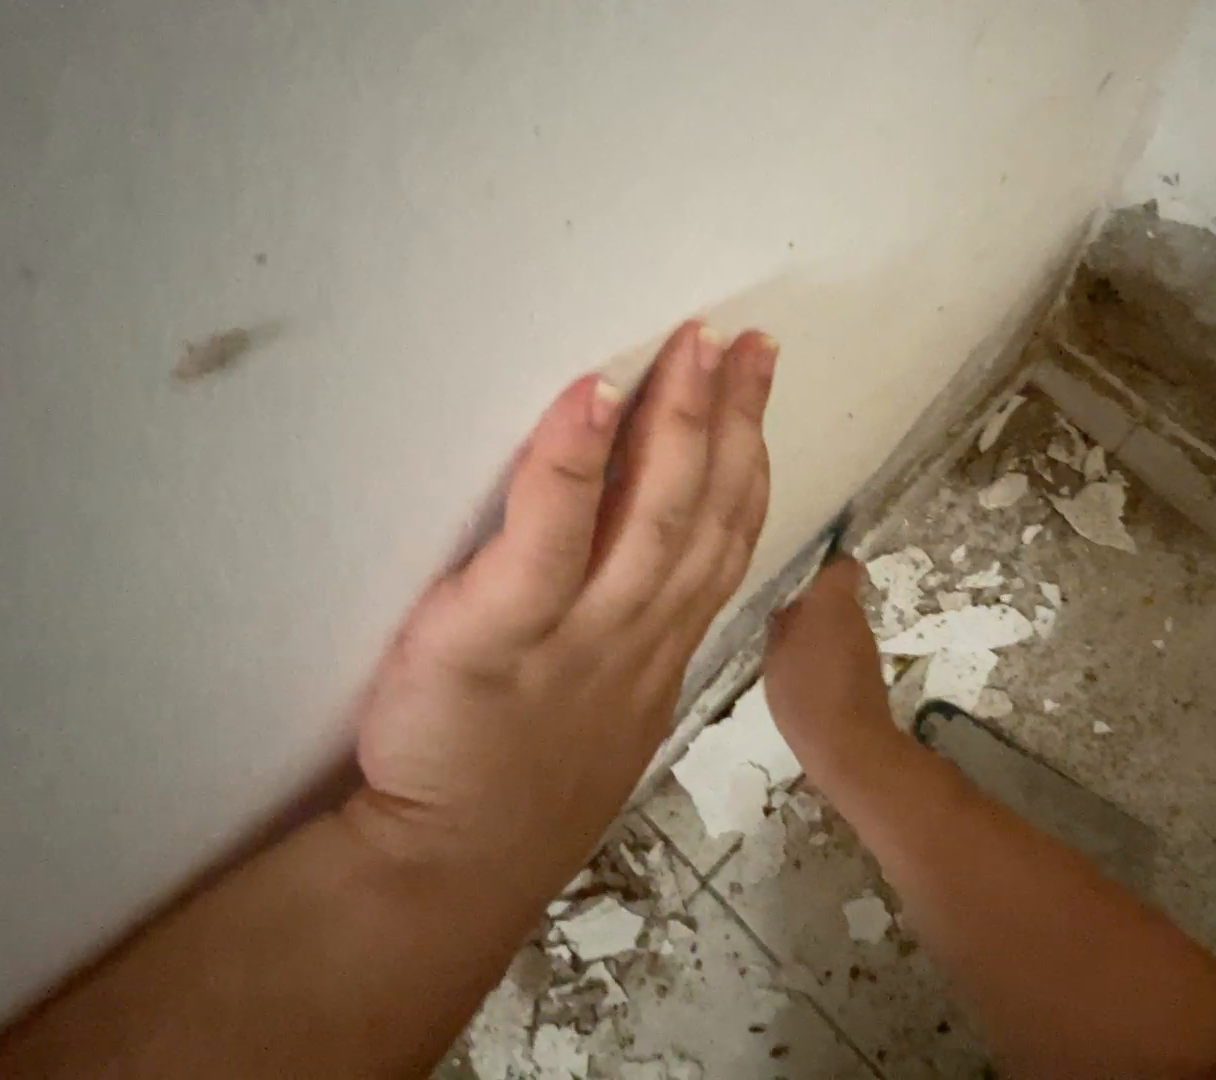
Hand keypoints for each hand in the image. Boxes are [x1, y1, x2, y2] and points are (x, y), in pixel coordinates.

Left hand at [346, 321, 775, 882]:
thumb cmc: (535, 771)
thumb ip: (648, 621)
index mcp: (669, 636)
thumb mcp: (624, 700)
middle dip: (732, 419)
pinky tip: (593, 397)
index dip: (752, 456)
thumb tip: (664, 553)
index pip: (729, 534)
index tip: (759, 387)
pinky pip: (549, 538)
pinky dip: (575, 463)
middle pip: (705, 510)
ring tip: (694, 348)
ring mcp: (580, 632)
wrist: (456, 860)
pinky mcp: (499, 634)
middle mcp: (644, 627)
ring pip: (654, 516)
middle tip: (746, 342)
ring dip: (680, 424)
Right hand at [762, 558, 910, 788]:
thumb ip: (782, 629)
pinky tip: (808, 684)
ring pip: (842, 628)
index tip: (806, 577)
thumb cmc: (805, 693)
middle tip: (784, 627)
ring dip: (820, 637)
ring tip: (791, 660)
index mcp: (832, 604)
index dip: (827, 567)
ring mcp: (866, 648)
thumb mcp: (776, 658)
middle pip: (838, 600)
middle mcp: (856, 619)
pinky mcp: (870, 675)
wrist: (849, 745)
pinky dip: (829, 661)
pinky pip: (846, 654)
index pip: (842, 567)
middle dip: (814, 609)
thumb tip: (789, 611)